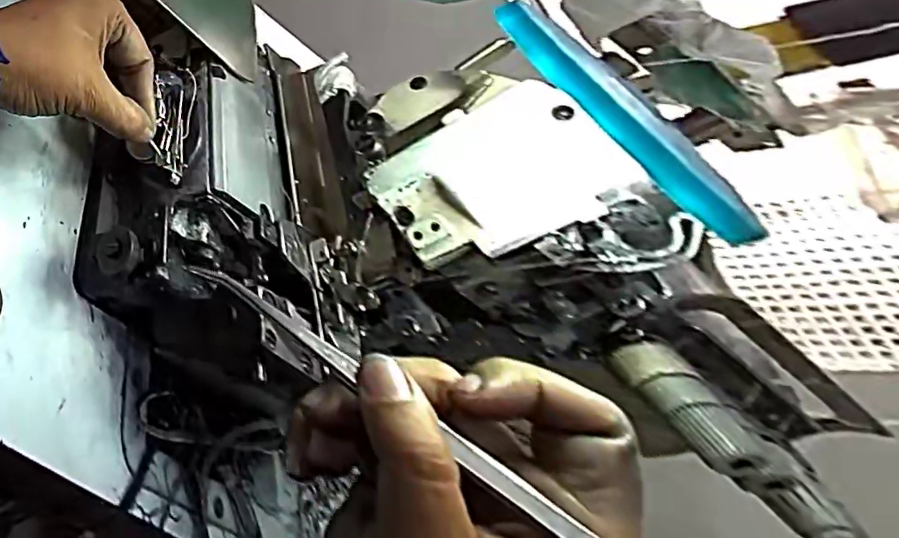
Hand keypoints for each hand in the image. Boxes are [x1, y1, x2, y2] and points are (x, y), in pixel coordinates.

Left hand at [0, 0, 155, 143]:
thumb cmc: (33, 62)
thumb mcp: (87, 93)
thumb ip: (123, 115)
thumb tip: (144, 132)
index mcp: (107, 6)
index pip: (141, 58)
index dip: (145, 98)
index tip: (145, 128)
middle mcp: (88, 4)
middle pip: (121, 59)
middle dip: (124, 97)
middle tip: (130, 130)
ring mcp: (64, 16)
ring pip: (98, 62)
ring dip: (104, 93)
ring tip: (109, 123)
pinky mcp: (44, 32)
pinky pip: (77, 60)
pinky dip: (83, 84)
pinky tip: (84, 106)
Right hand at [289, 355, 641, 537]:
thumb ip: (413, 456)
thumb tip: (387, 374)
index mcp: (559, 524)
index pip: (584, 423)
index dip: (525, 389)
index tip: (465, 395)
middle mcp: (508, 500)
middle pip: (469, 399)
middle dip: (404, 389)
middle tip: (371, 394)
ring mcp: (448, 490)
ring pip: (406, 405)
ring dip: (351, 404)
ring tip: (322, 424)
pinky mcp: (398, 487)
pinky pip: (369, 428)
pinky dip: (334, 426)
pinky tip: (314, 445)